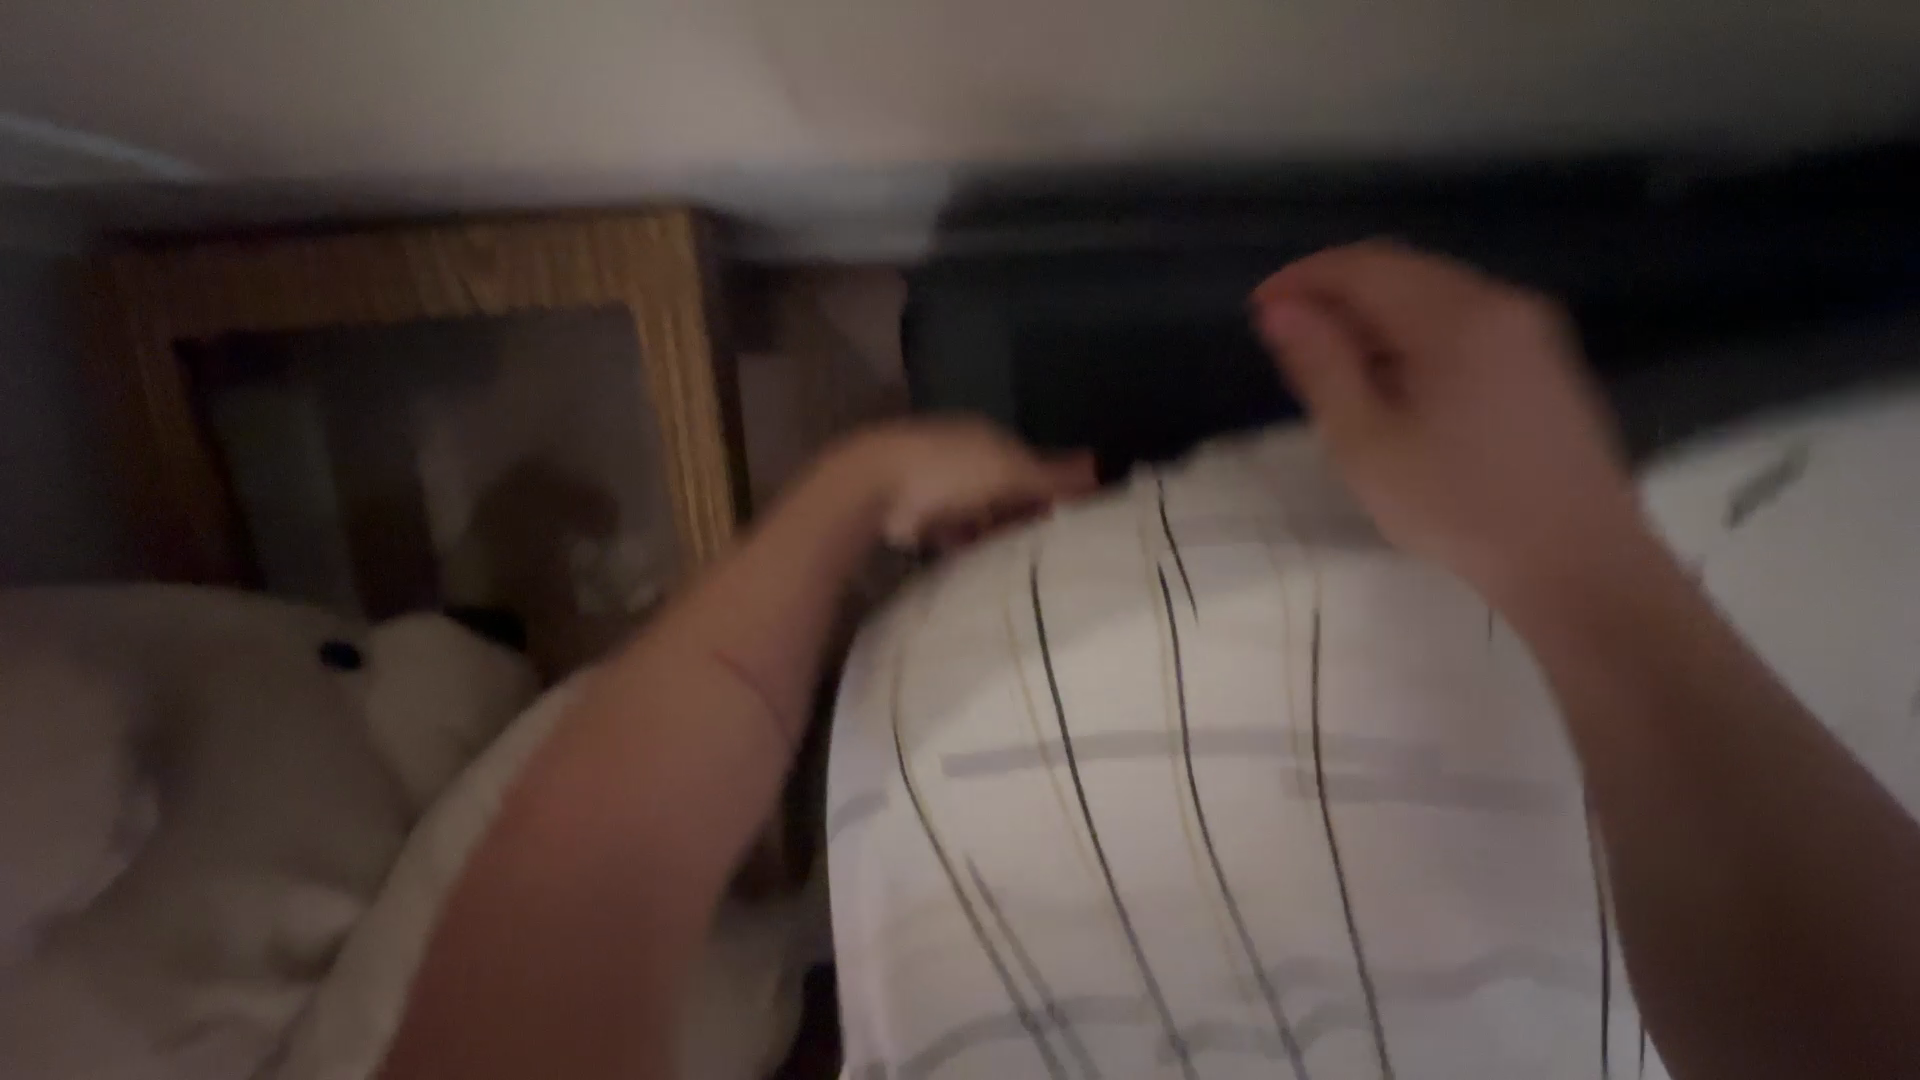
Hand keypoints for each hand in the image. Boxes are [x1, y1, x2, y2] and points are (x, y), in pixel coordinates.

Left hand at [834, 418, 1097, 550]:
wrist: (873, 488)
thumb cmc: (950, 469)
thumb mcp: (1010, 471)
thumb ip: (1054, 475)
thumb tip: (1102, 466)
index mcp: (987, 438)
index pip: (1032, 464)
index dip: (1054, 491)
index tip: (1076, 522)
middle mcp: (965, 459)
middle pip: (1007, 492)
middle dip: (1027, 516)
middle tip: (1056, 550)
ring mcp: (938, 490)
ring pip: (982, 517)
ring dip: (999, 536)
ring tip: (1029, 565)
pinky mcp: (918, 520)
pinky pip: (955, 538)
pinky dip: (970, 549)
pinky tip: (989, 569)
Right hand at [1249, 241, 1648, 602]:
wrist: (1576, 560)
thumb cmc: (1455, 505)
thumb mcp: (1365, 441)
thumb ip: (1320, 366)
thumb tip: (1280, 311)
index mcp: (1457, 316)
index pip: (1364, 266)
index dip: (1302, 279)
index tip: (1256, 310)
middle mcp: (1500, 303)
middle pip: (1399, 271)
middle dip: (1332, 294)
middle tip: (1282, 340)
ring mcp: (1527, 330)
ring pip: (1428, 296)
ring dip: (1367, 316)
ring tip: (1324, 365)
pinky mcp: (1537, 360)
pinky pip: (1457, 323)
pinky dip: (1405, 335)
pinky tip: (1383, 380)